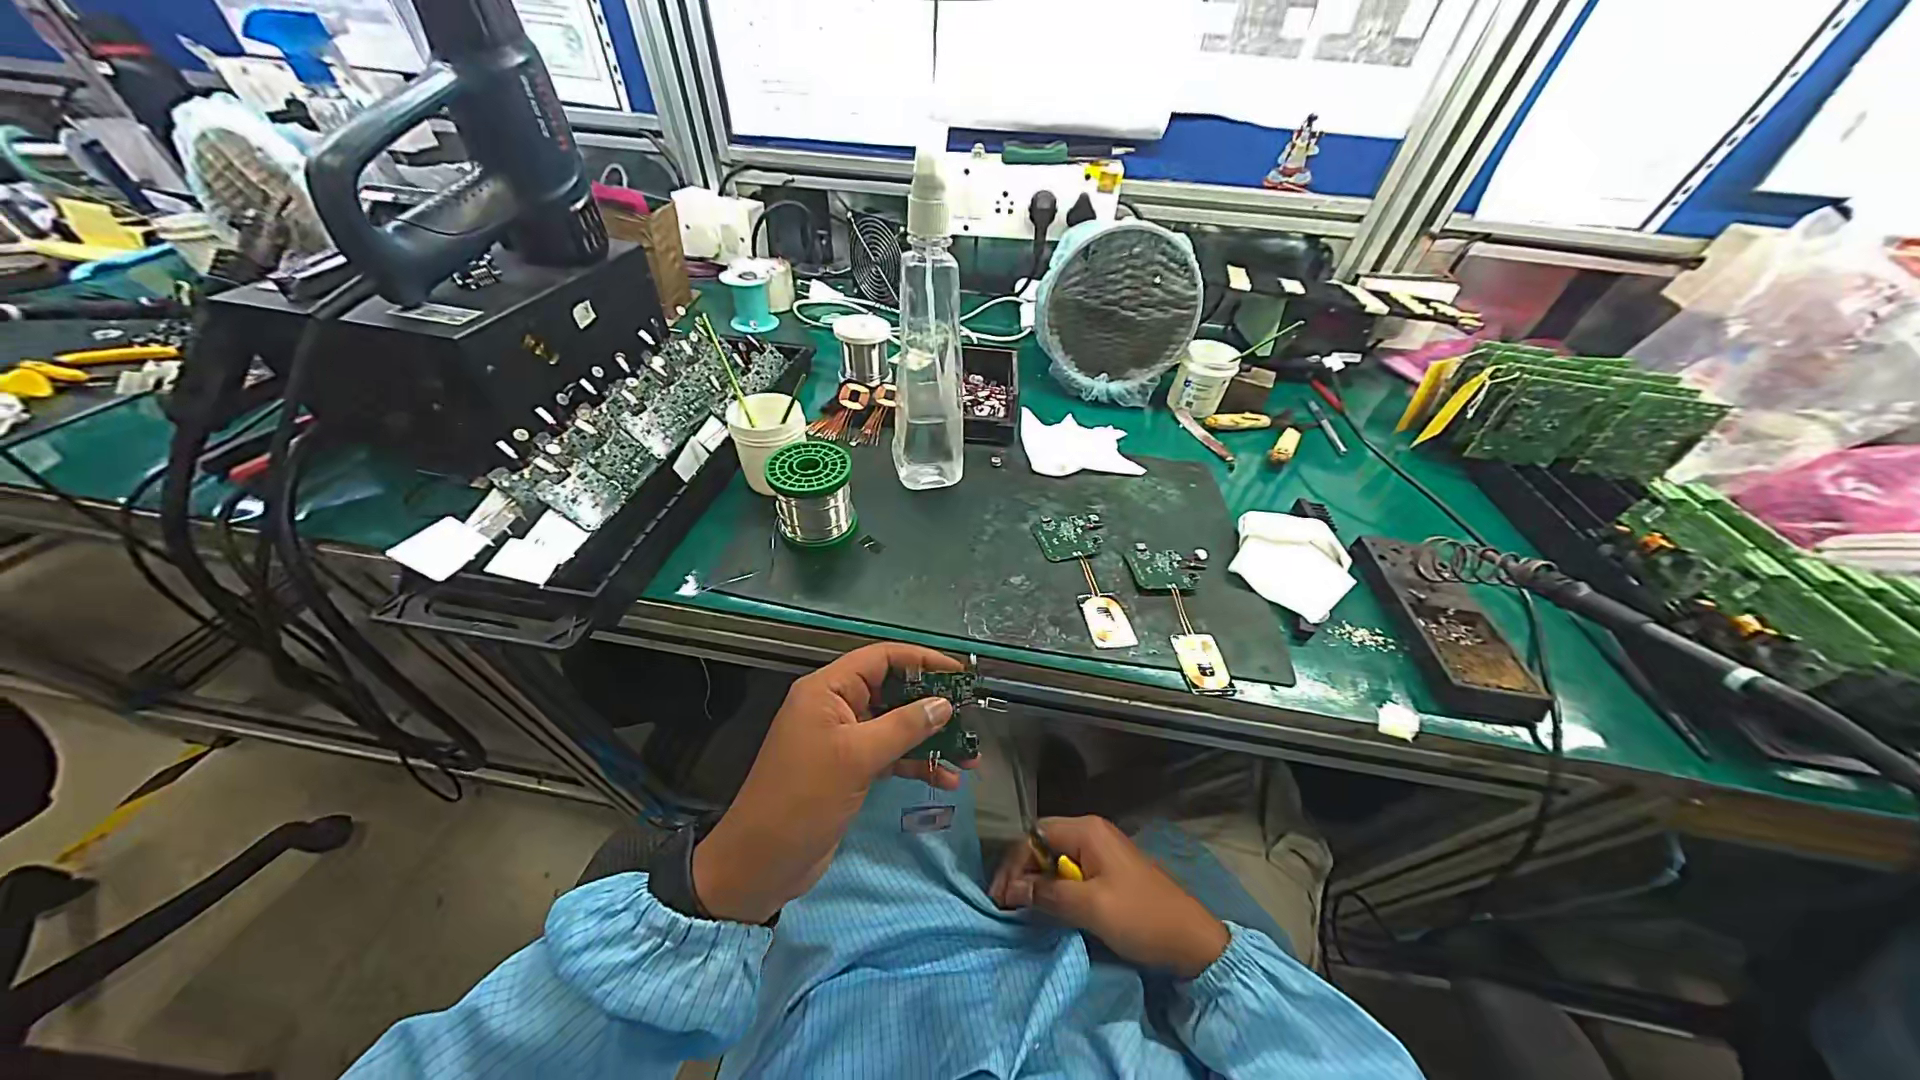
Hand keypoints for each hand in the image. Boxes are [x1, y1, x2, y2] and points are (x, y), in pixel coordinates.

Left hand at [693, 643, 969, 922]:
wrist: (761, 863)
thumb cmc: (803, 798)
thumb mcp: (857, 757)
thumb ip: (904, 726)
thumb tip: (945, 704)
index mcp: (828, 690)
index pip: (882, 658)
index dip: (922, 661)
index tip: (959, 674)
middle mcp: (836, 707)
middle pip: (893, 691)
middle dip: (932, 705)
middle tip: (970, 718)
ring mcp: (844, 740)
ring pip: (896, 726)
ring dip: (931, 740)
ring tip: (969, 757)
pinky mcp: (850, 770)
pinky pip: (891, 755)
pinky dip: (917, 764)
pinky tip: (946, 779)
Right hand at [990, 815, 1228, 977]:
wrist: (1193, 940)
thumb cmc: (1142, 918)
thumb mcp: (1091, 908)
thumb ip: (1048, 894)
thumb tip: (1012, 890)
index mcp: (1087, 830)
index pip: (1034, 835)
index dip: (1014, 864)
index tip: (1000, 898)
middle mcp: (1092, 831)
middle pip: (1042, 842)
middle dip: (1022, 870)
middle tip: (1006, 903)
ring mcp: (1102, 848)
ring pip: (1055, 856)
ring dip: (1037, 879)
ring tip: (1021, 906)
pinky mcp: (1109, 867)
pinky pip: (1071, 868)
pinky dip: (1055, 884)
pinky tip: (1048, 904)